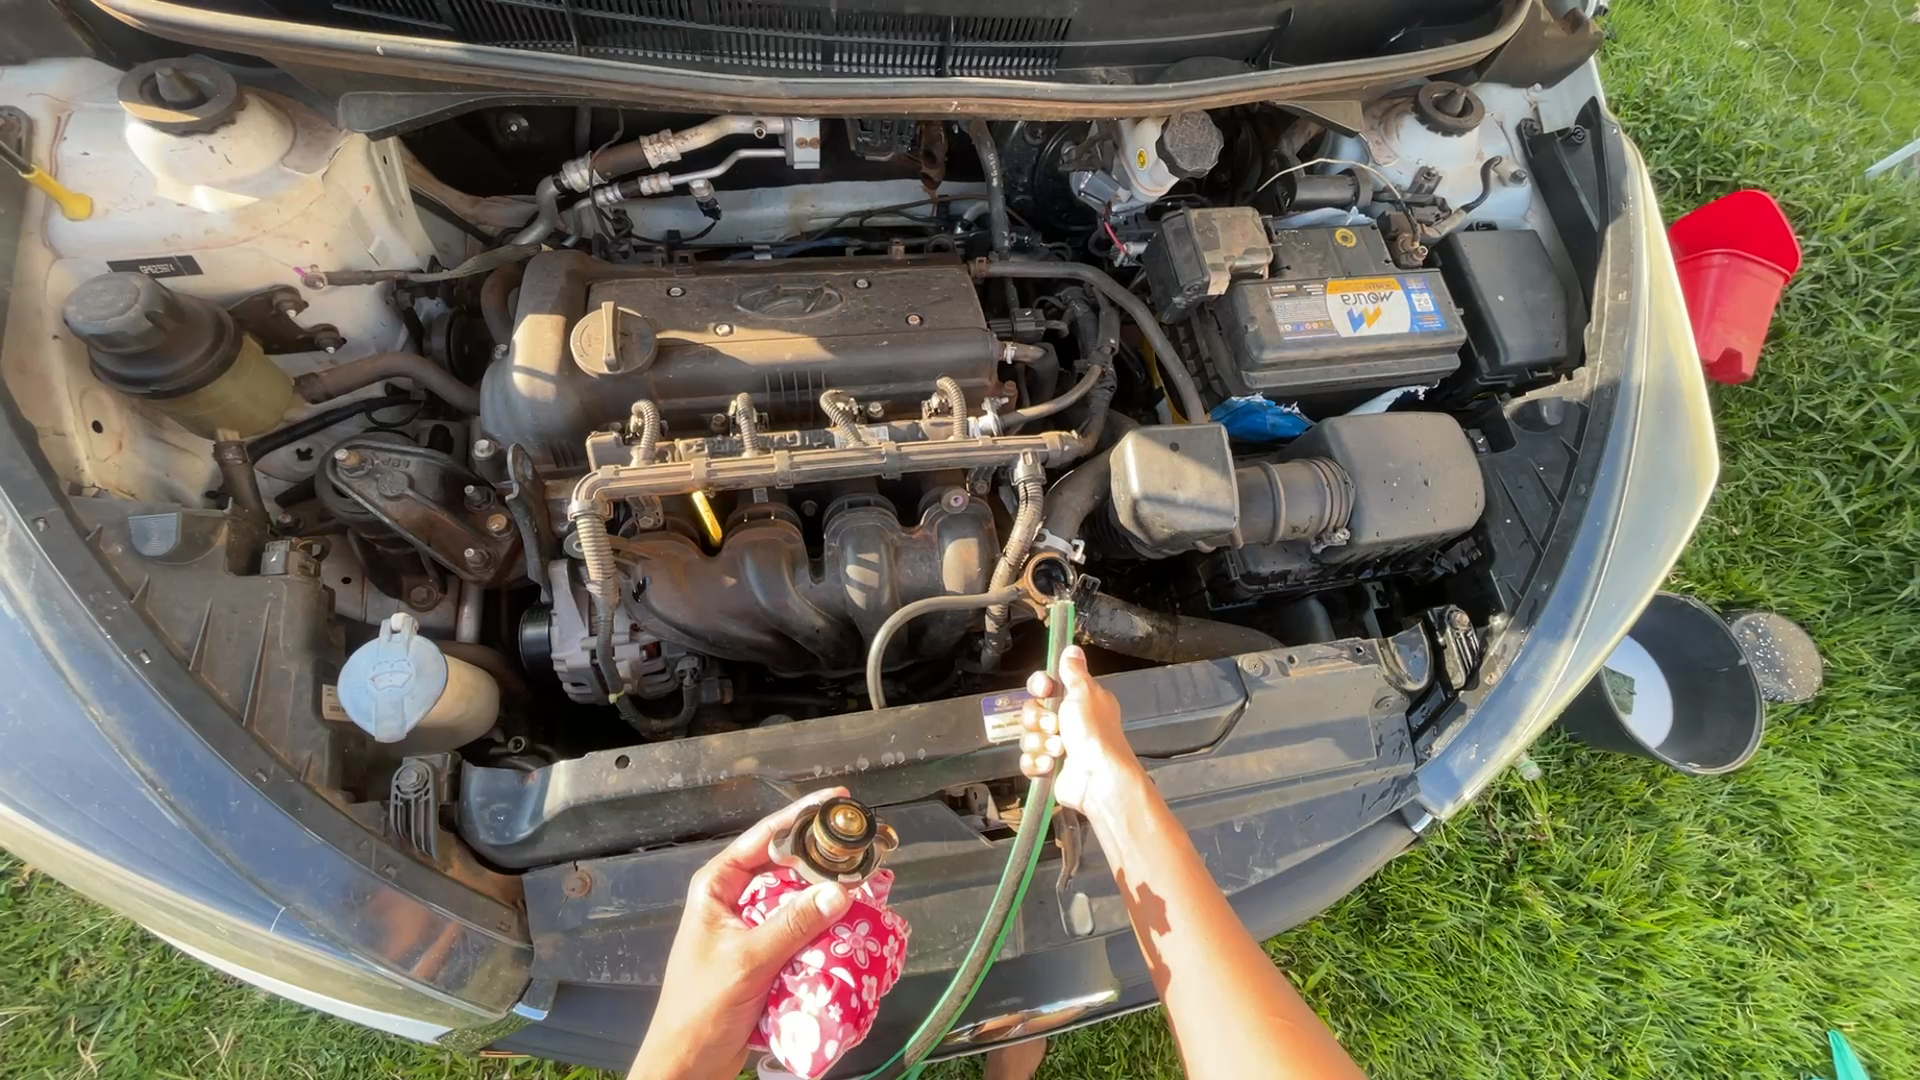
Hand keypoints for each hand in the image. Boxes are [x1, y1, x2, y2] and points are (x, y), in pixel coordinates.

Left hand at [631, 788, 853, 1079]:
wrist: (687, 1071)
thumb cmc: (701, 1010)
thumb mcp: (747, 960)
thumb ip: (793, 924)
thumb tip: (842, 889)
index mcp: (718, 885)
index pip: (764, 836)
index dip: (801, 814)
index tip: (836, 798)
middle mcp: (736, 897)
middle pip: (786, 863)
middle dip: (823, 855)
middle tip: (860, 842)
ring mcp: (752, 925)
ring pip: (798, 896)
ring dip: (828, 891)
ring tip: (865, 875)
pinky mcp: (767, 952)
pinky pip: (803, 928)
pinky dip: (825, 923)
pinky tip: (853, 918)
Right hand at [1018, 646, 1144, 815]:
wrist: (1097, 779)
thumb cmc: (1095, 734)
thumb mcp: (1084, 693)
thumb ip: (1073, 671)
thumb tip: (1073, 649)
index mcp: (1079, 701)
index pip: (1046, 685)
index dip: (1040, 686)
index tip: (1044, 689)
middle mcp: (1068, 722)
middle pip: (1031, 711)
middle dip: (1038, 719)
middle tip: (1055, 726)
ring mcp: (1057, 746)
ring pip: (1027, 736)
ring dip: (1040, 743)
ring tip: (1058, 750)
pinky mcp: (1049, 768)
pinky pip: (1027, 760)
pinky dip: (1036, 763)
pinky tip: (1049, 765)